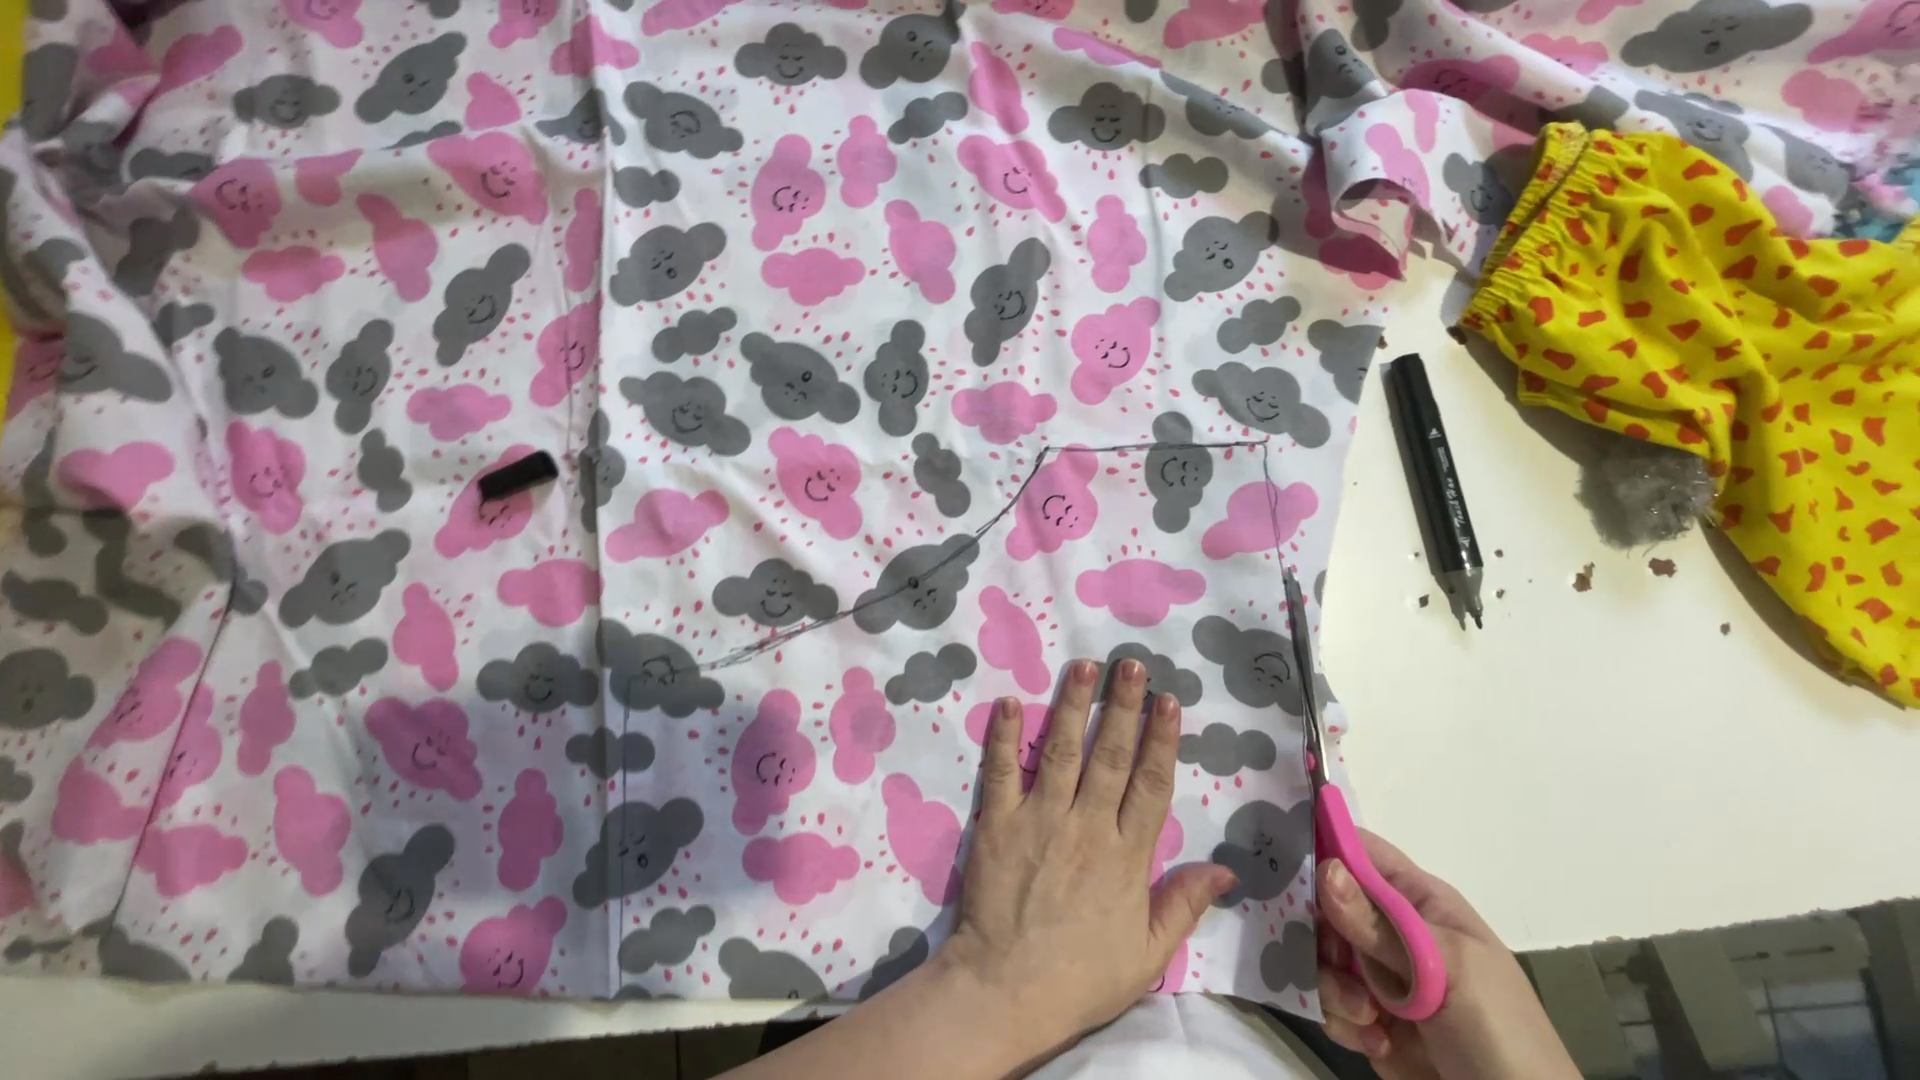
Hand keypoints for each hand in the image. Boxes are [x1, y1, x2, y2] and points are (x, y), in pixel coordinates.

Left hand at [940, 658, 1237, 1059]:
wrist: (1006, 990)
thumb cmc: (1081, 976)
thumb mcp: (1147, 954)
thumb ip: (1183, 905)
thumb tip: (1225, 870)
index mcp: (1126, 855)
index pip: (1151, 784)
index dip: (1163, 739)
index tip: (1170, 700)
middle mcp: (1086, 825)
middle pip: (1111, 755)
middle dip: (1123, 706)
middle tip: (1131, 665)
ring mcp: (1039, 819)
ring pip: (1061, 750)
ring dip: (1073, 705)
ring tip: (1084, 666)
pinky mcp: (997, 823)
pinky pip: (1001, 771)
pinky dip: (1003, 736)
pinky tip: (1009, 702)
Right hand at [1316, 831, 1578, 1079]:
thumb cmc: (1500, 1031)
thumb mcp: (1449, 970)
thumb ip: (1382, 924)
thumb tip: (1325, 867)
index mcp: (1416, 901)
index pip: (1359, 852)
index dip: (1321, 847)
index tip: (1283, 862)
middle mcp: (1389, 930)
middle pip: (1322, 904)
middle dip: (1319, 934)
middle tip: (1336, 960)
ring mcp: (1373, 974)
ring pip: (1315, 955)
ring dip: (1332, 987)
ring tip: (1368, 1016)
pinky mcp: (1361, 1016)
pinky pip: (1322, 1000)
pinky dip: (1340, 1021)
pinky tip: (1375, 1042)